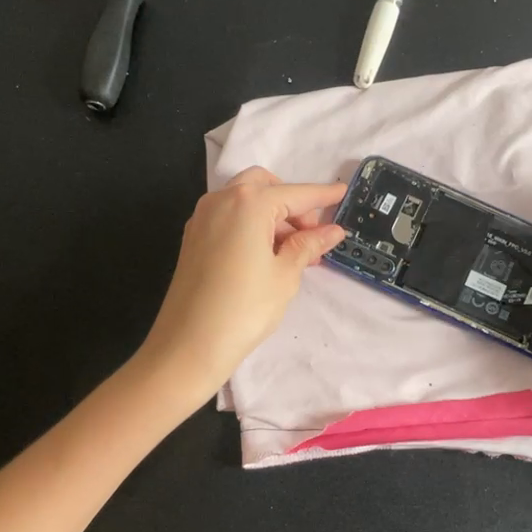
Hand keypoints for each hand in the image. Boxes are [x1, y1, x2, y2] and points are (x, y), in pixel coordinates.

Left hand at [139, 166, 346, 394]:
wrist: (188, 345)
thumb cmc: (244, 309)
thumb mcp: (285, 275)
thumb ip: (308, 245)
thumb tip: (332, 230)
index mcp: (248, 203)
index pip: (295, 194)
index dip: (322, 195)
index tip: (343, 191)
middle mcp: (221, 200)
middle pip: (265, 187)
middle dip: (292, 203)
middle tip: (312, 235)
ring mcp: (202, 218)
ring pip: (245, 201)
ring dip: (272, 216)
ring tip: (295, 252)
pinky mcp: (193, 238)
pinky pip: (229, 217)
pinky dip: (252, 225)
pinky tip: (268, 255)